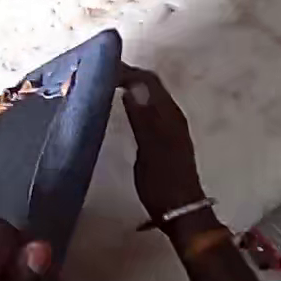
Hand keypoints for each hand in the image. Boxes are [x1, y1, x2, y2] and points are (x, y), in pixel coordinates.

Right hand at [118, 65, 215, 237]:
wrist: (180, 211)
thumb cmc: (163, 183)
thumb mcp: (150, 151)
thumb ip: (142, 118)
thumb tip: (132, 86)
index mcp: (169, 115)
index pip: (148, 80)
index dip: (127, 71)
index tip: (101, 69)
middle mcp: (171, 115)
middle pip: (150, 83)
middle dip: (128, 73)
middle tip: (100, 72)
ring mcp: (169, 125)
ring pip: (149, 94)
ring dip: (131, 84)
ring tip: (105, 82)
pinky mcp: (163, 135)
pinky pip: (148, 106)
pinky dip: (134, 98)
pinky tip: (120, 103)